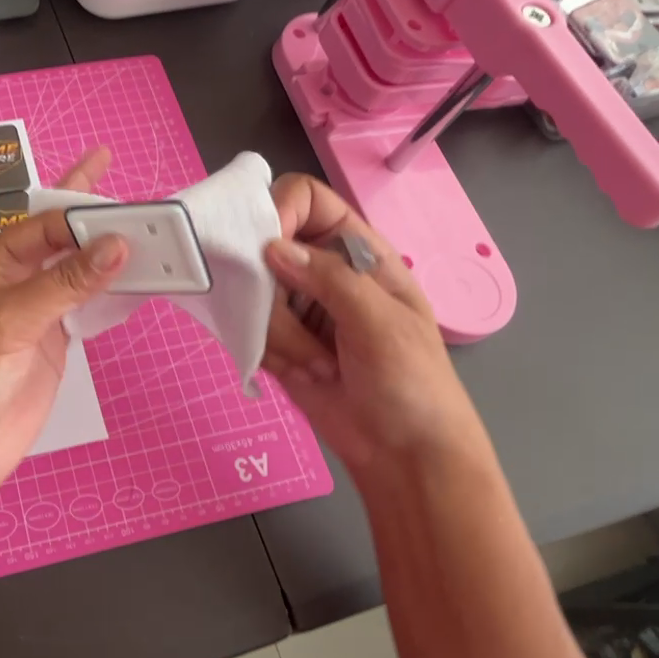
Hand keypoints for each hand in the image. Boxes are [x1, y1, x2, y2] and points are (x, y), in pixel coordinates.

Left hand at [0, 148, 125, 514]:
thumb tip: (117, 244)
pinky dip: (115, 295)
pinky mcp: (55, 346)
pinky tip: (140, 284)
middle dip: (95, 216)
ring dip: (112, 256)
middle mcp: (18, 281)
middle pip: (64, 239)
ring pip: (81, 274)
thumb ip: (64, 283)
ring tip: (152, 235)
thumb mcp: (9, 320)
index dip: (83, 212)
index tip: (127, 210)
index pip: (47, 225)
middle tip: (139, 196)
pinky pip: (90, 309)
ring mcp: (39, 314)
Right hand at [259, 174, 482, 470]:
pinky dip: (265, 348)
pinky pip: (246, 324)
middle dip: (269, 284)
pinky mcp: (274, 336)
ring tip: (316, 362)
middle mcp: (319, 266)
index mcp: (355, 249)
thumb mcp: (381, 323)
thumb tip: (272, 246)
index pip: (304, 198)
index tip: (267, 248)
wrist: (404, 458)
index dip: (280, 210)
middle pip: (264, 241)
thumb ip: (329, 278)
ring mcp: (294, 303)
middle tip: (291, 319)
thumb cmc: (412, 383)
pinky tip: (299, 372)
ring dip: (276, 329)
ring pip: (250, 288)